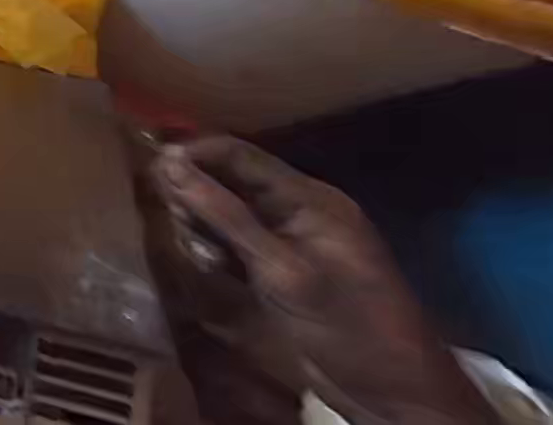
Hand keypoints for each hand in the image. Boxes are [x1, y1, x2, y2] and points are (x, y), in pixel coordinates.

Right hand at [154, 137, 492, 424]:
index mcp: (309, 199)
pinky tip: (212, 266)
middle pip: (223, 176)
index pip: (236, 153)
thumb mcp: (282, 270)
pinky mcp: (274, 259)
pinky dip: (211, 243)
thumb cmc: (349, 330)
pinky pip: (226, 232)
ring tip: (203, 254)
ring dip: (199, 223)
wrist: (400, 405)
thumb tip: (167, 161)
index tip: (153, 168)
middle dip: (193, 194)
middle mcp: (294, 206)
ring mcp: (284, 234)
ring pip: (218, 204)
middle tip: (181, 222)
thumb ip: (223, 213)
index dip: (192, 153)